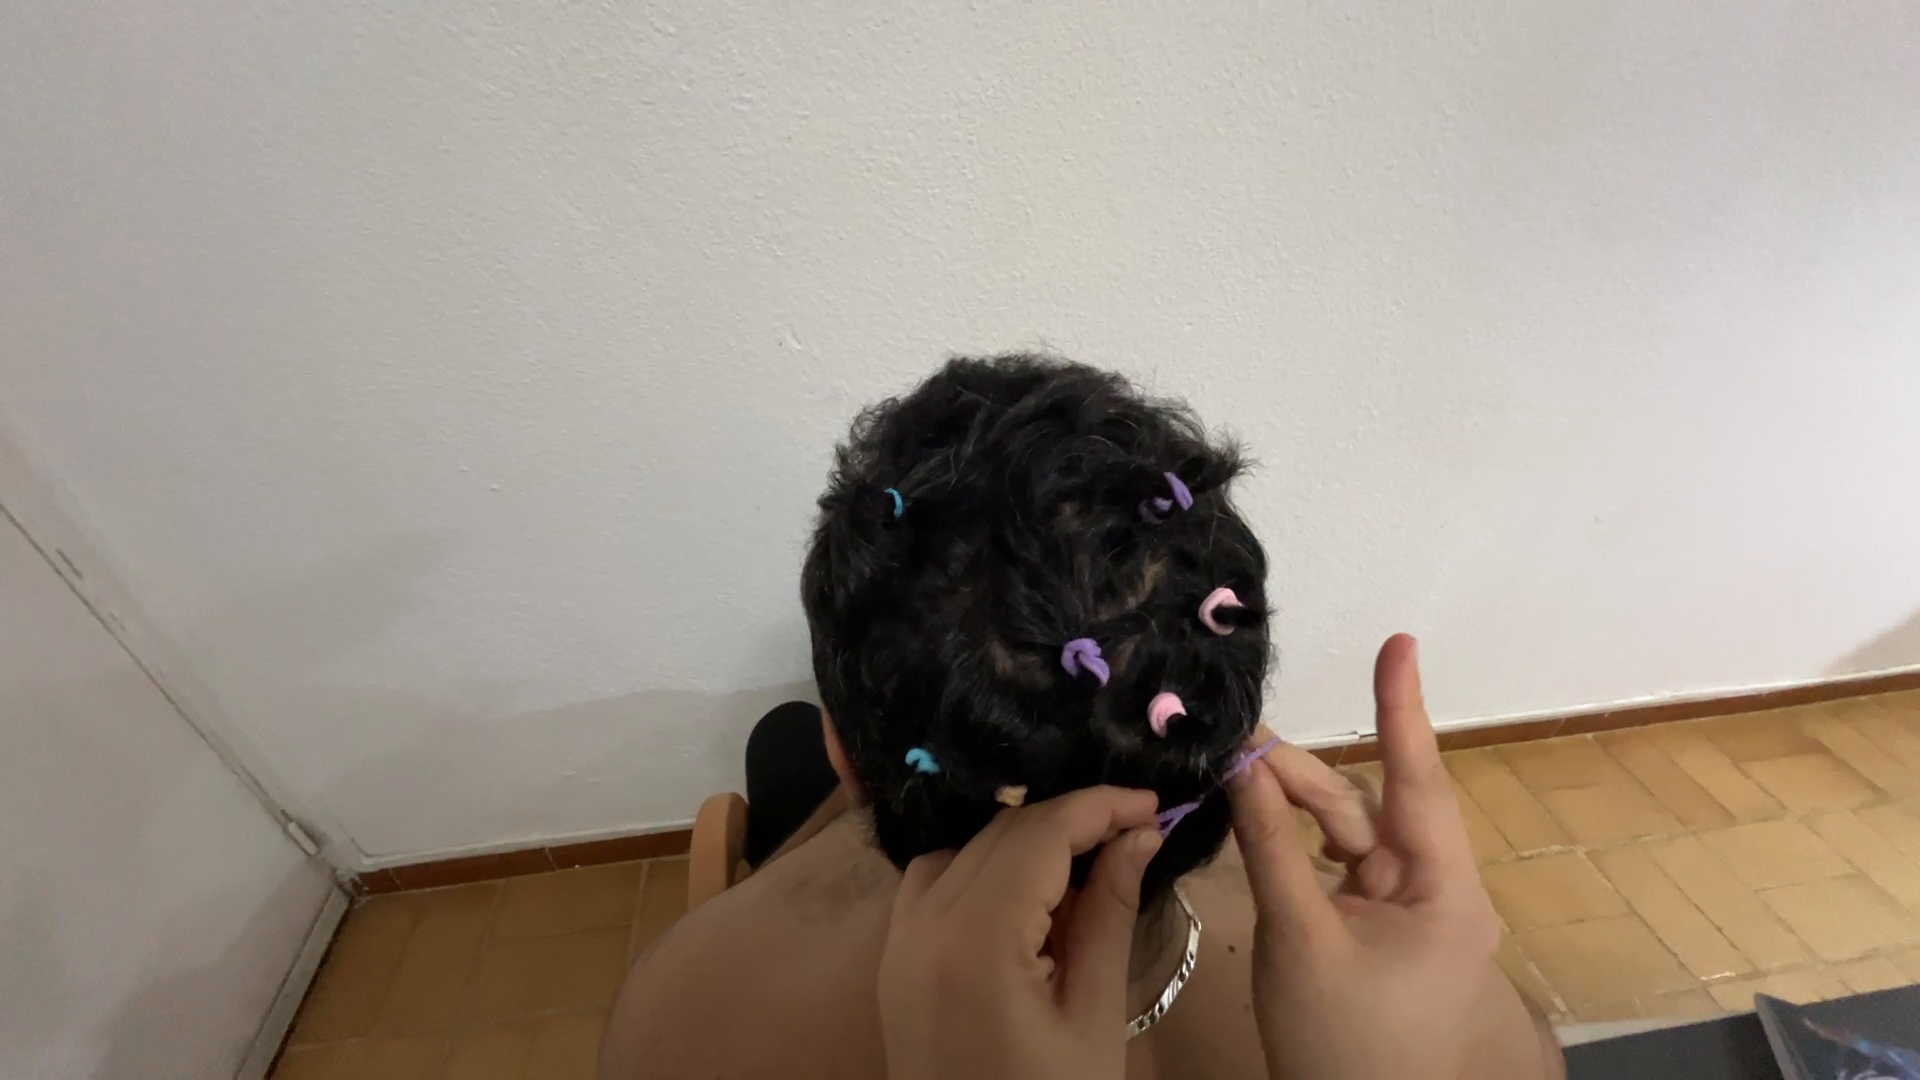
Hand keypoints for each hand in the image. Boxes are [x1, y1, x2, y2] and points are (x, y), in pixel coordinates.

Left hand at [877, 786, 1163, 1079]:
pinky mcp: (892, 953)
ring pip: (966, 845)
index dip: (1098, 808)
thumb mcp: (1095, 1020)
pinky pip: (933, 875)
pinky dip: (980, 863)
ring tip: (1086, 861)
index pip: (1039, 835)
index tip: (1151, 803)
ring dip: (1026, 840)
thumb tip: (1140, 834)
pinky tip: (1021, 890)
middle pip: (1002, 832)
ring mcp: (897, 936)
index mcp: (974, 940)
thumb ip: (1111, 912)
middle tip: (1132, 830)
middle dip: (1070, 821)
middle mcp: (922, 922)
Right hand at [1229, 634, 1515, 1079]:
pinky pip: (1328, 854)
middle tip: (1231, 746)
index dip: (1404, 707)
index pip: (1419, 779)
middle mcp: (1428, 885)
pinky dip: (1289, 832)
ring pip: (1338, 824)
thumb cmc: (1343, 1040)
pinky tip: (1251, 813)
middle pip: (1358, 802)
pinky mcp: (1369, 917)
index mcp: (1440, 890)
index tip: (1399, 643)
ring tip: (1230, 775)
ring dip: (1286, 800)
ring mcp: (1399, 902)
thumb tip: (1240, 761)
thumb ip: (1269, 840)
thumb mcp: (1299, 933)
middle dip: (1296, 773)